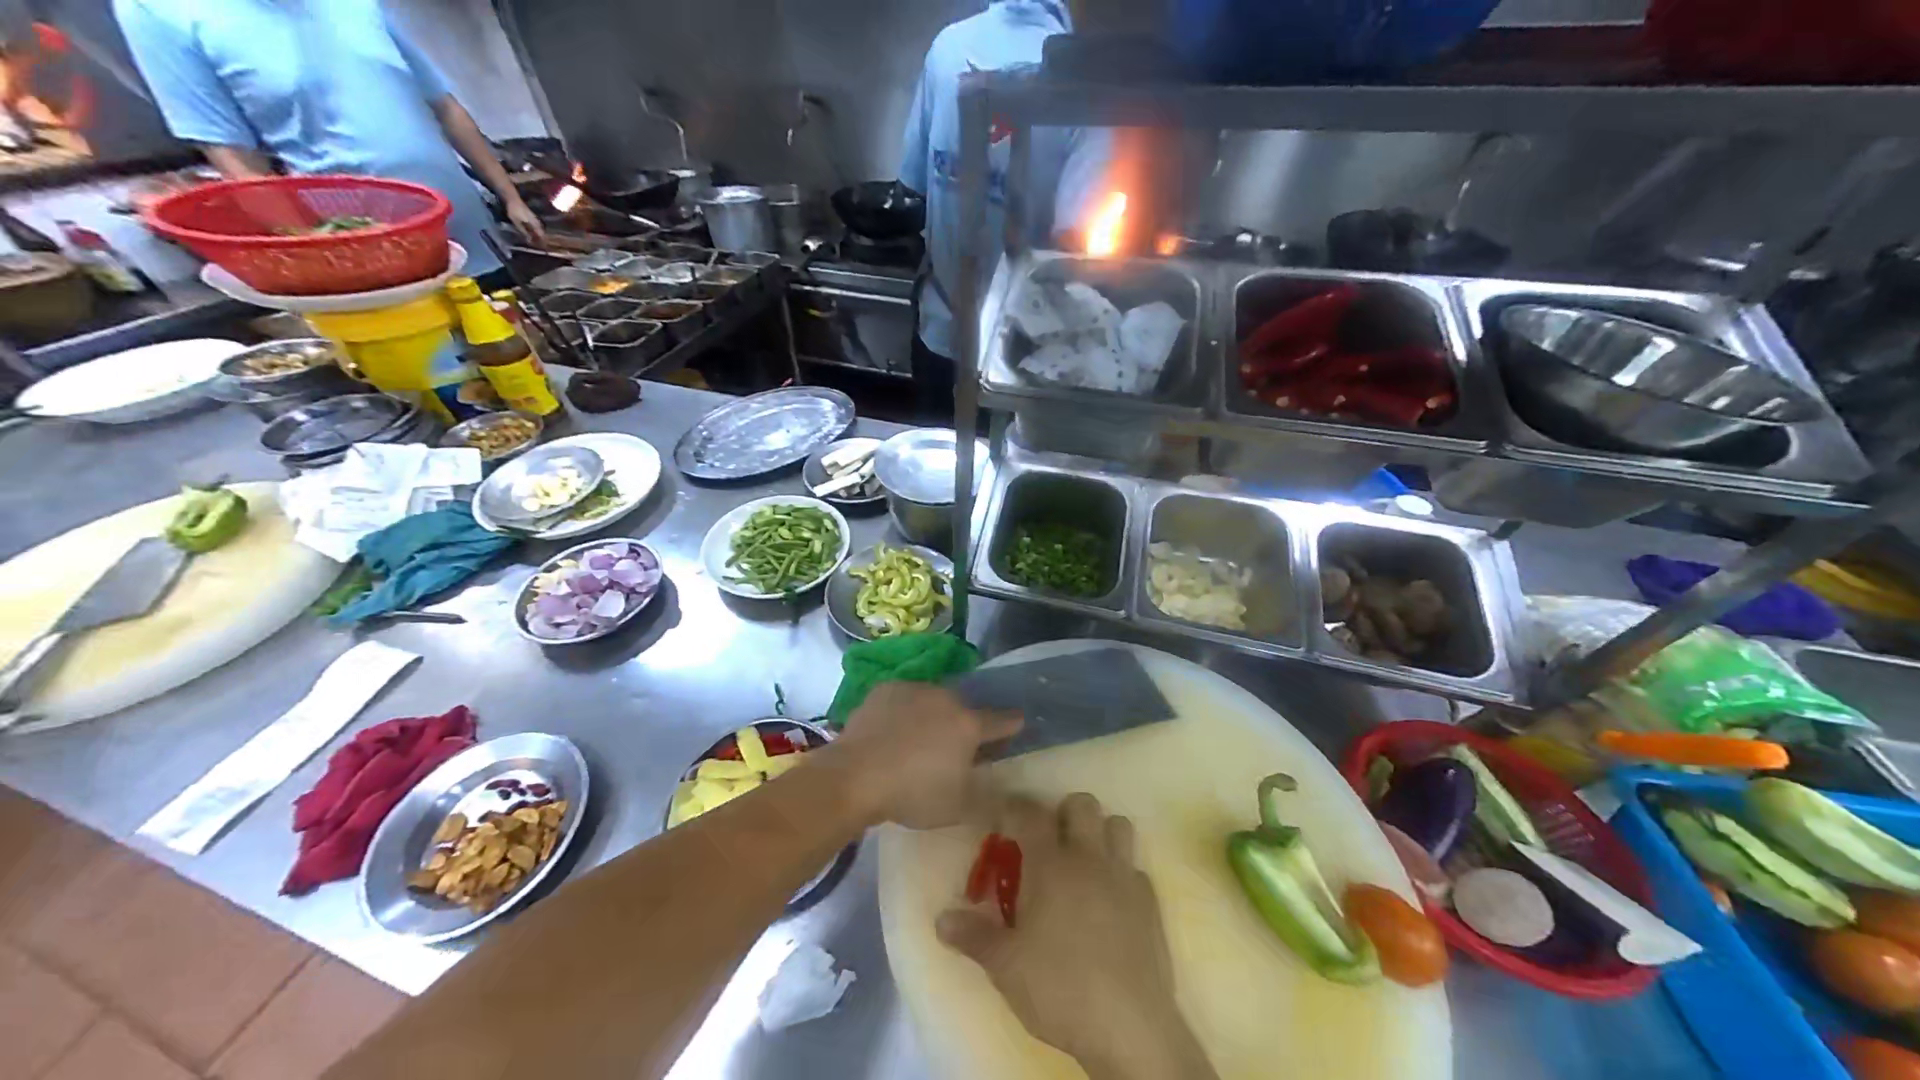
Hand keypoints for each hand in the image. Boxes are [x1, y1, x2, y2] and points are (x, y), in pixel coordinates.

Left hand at [503, 195, 546, 246]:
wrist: (512, 199)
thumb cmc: (514, 211)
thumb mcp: (517, 222)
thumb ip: (523, 231)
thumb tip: (529, 240)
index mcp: (535, 224)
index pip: (542, 235)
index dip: (543, 242)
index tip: (543, 248)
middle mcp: (537, 222)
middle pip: (542, 233)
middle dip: (542, 239)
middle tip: (540, 245)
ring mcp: (535, 219)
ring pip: (540, 229)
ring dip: (539, 235)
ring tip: (537, 240)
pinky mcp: (532, 217)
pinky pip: (537, 226)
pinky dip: (536, 231)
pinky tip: (533, 233)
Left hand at [823, 682, 1020, 829]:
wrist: (855, 776)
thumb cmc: (913, 794)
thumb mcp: (958, 807)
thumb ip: (984, 794)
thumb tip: (1000, 790)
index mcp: (969, 725)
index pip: (1002, 720)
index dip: (1012, 724)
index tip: (1017, 722)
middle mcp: (946, 698)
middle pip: (963, 710)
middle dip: (962, 724)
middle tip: (952, 747)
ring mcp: (914, 690)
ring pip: (932, 702)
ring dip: (931, 716)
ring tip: (916, 741)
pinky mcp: (885, 689)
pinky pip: (903, 700)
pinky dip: (903, 712)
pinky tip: (891, 732)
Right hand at [937, 794, 1215, 1079]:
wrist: (1129, 1028)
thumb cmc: (1059, 987)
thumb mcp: (1005, 966)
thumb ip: (972, 936)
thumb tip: (941, 920)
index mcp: (1051, 863)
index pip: (1029, 811)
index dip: (1013, 806)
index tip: (1001, 815)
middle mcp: (1089, 858)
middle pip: (1082, 803)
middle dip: (1062, 812)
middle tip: (1045, 842)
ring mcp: (1124, 878)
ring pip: (1118, 825)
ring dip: (1099, 832)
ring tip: (1081, 862)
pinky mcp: (1151, 903)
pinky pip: (1135, 868)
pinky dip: (1121, 873)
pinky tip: (1109, 901)